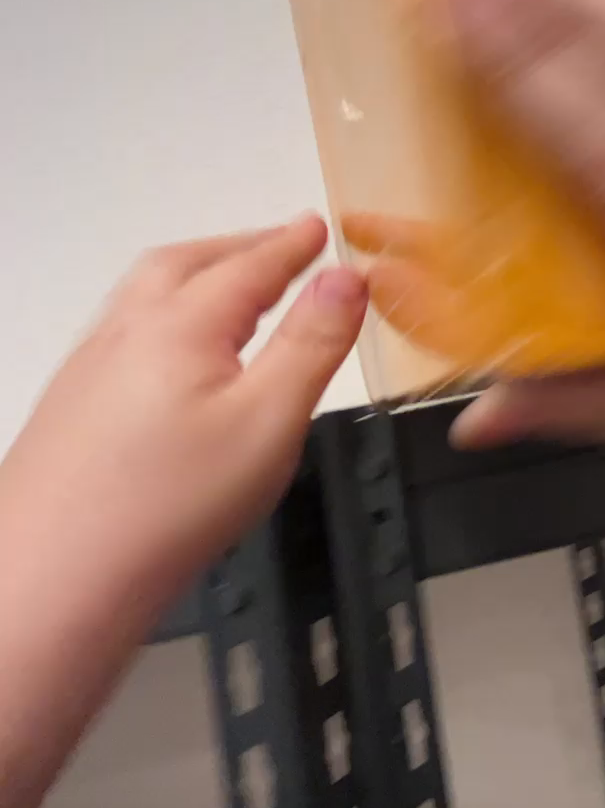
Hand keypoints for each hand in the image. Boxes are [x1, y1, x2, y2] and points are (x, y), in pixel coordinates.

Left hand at [0, 216, 366, 560]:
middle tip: (290, 241)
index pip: (246, 269)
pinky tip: (195, 339)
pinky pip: (131, 326)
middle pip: (180, 266)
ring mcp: (89, 372)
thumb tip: (349, 276)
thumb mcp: (273, 415)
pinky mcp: (75, 406)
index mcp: (178, 330)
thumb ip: (314, 341)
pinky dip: (177, 304)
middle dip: (241, 245)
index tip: (322, 223)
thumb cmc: (180, 496)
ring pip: (147, 294)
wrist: (52, 584)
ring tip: (249, 279)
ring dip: (204, 270)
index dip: (289, 244)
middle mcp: (124, 337)